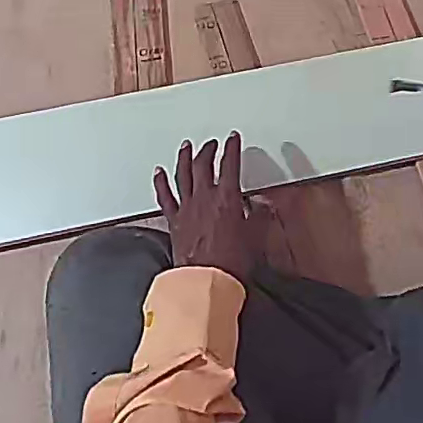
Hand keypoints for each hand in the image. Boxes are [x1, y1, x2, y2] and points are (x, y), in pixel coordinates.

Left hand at [153, 134, 264, 278]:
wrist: (207, 282)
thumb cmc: (232, 264)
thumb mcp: (254, 238)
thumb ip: (259, 217)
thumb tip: (263, 204)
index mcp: (226, 198)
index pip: (230, 165)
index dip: (232, 149)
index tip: (232, 139)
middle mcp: (204, 197)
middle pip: (204, 164)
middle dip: (208, 150)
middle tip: (212, 144)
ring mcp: (186, 207)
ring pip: (183, 174)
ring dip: (185, 157)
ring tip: (186, 146)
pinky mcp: (174, 220)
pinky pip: (165, 196)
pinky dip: (160, 181)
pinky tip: (159, 172)